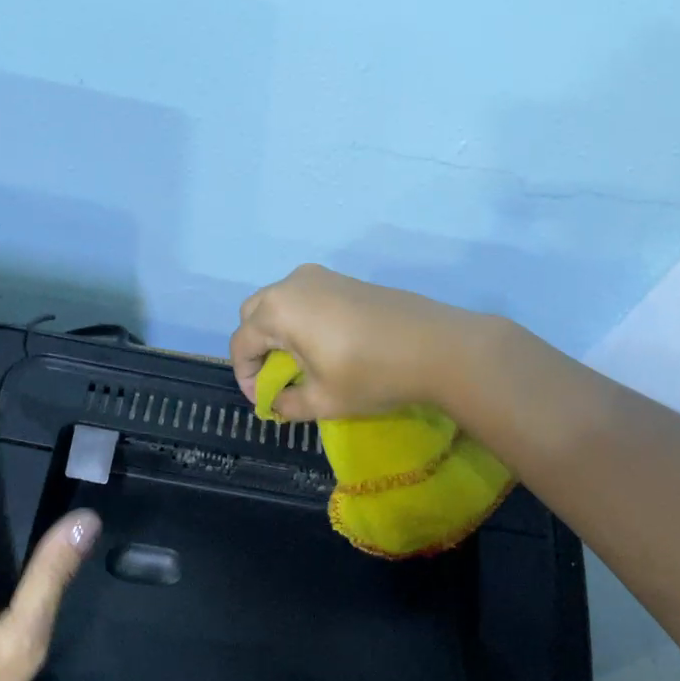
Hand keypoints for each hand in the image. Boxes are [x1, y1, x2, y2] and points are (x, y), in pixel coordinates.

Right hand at [230, 264, 486, 420]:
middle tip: (276, 380)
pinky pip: (306, 299)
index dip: (246, 378)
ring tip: (300, 365)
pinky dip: (301, 321)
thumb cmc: (372, 375)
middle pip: (254, 315)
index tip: (265, 403)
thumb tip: (277, 403)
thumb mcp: (324, 401)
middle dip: (258, 349)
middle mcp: (292, 284)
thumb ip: (288, 403)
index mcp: (278, 311)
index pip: (242, 344)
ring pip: (280, 303)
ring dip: (279, 333)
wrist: (438, 347)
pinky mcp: (345, 280)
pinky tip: (325, 347)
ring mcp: (321, 277)